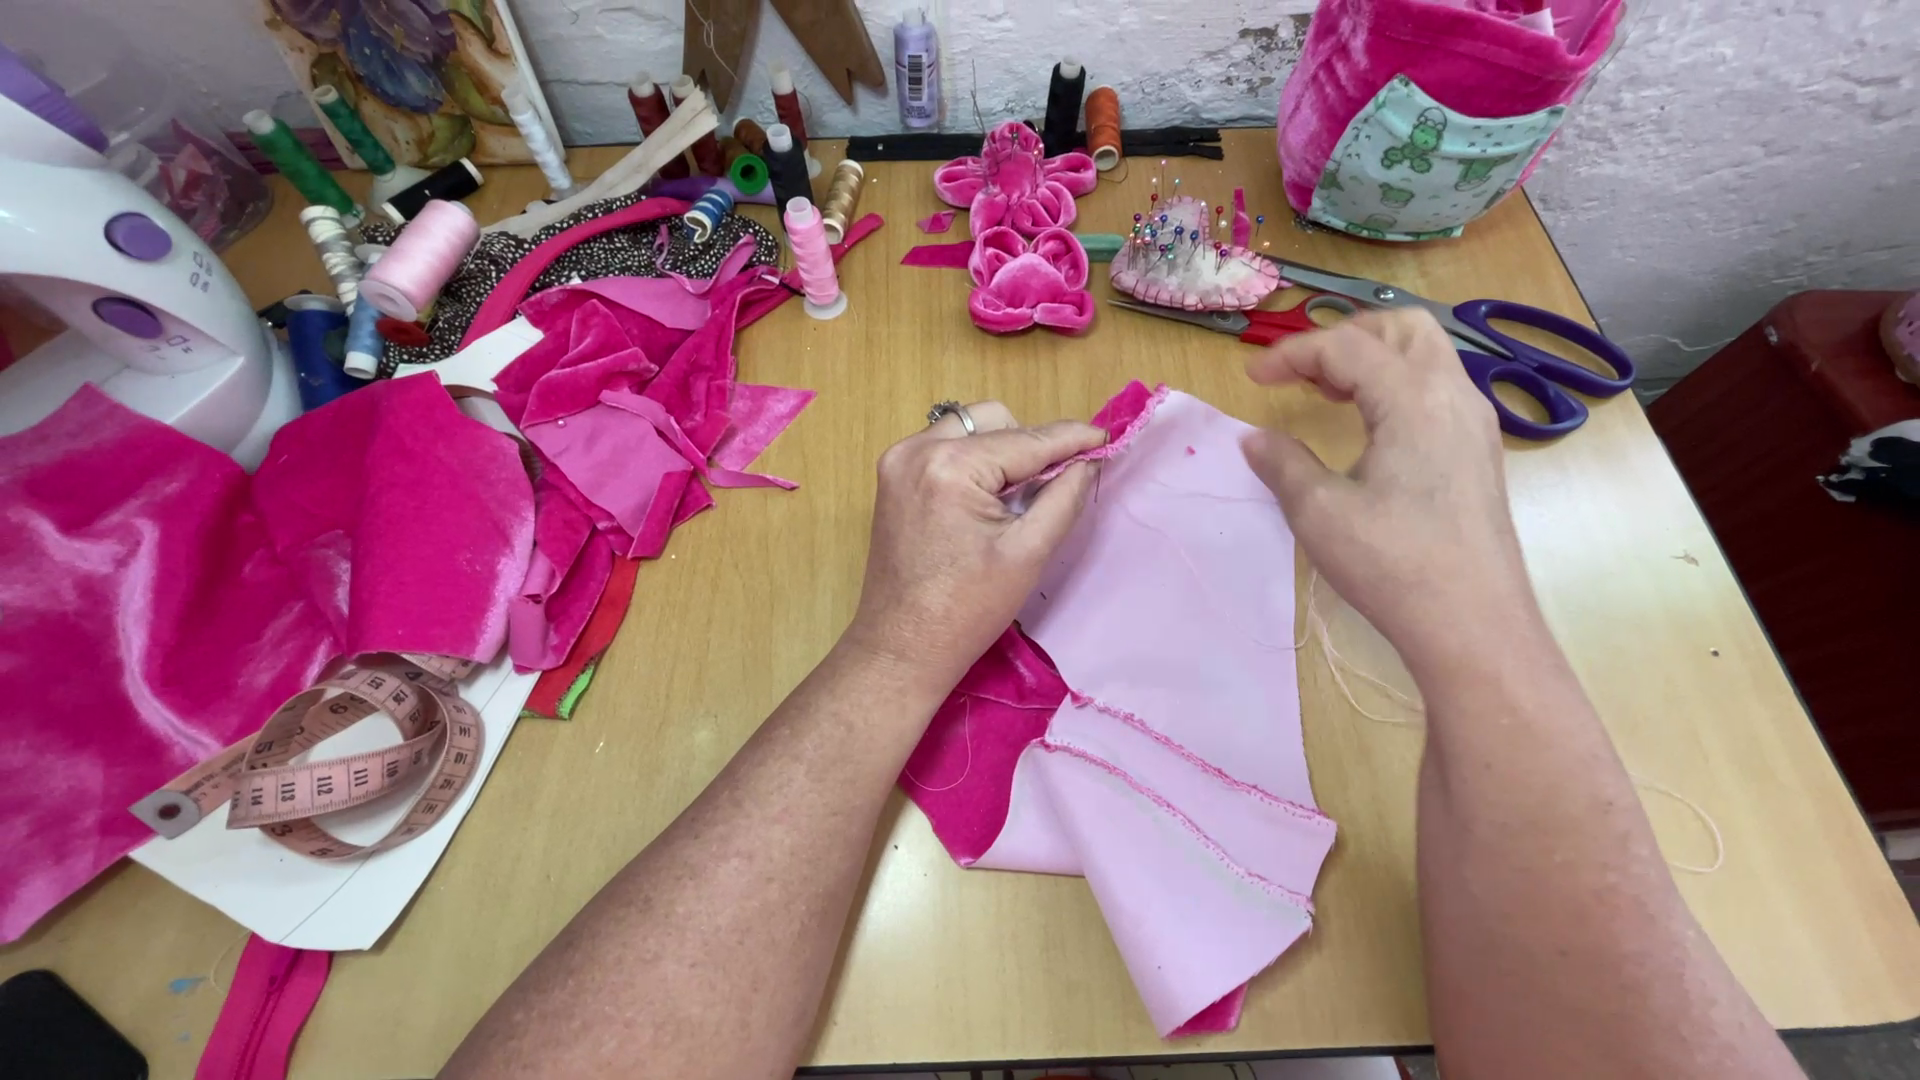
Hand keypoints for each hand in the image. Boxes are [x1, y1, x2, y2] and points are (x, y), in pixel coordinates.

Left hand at [844, 402, 1104, 690]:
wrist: (901, 647)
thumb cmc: (967, 610)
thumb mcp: (1028, 553)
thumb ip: (1063, 497)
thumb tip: (1089, 461)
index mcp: (949, 466)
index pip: (1026, 440)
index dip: (1072, 439)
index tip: (1108, 438)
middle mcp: (916, 449)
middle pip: (994, 421)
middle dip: (1030, 446)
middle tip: (1051, 486)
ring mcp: (898, 461)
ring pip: (968, 429)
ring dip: (1000, 452)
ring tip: (1016, 499)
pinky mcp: (892, 477)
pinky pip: (945, 448)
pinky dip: (973, 462)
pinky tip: (986, 501)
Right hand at [1240, 310, 1538, 671]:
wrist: (1471, 623)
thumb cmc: (1391, 563)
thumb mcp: (1317, 511)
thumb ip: (1281, 462)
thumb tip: (1254, 439)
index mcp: (1414, 399)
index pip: (1348, 347)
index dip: (1292, 354)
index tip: (1252, 379)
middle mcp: (1453, 396)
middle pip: (1402, 329)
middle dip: (1344, 336)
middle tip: (1300, 372)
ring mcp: (1473, 424)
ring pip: (1426, 356)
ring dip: (1372, 358)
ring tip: (1327, 392)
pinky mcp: (1476, 452)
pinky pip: (1436, 390)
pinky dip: (1394, 386)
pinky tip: (1366, 426)